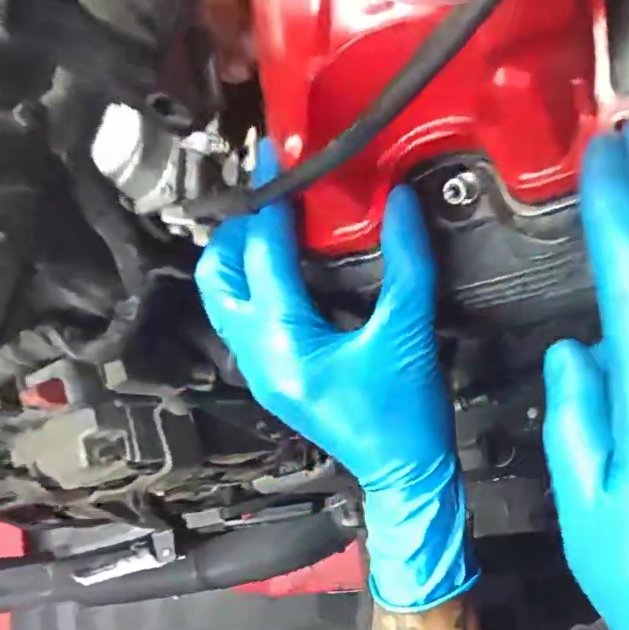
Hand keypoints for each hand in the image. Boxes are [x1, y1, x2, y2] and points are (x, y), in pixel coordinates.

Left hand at [197, 141, 475, 610]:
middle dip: (240, 228)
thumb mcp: (410, 336)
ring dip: (245, 257)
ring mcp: (262, 371)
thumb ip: (408, 266)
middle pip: (219, 275)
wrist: (405, 472)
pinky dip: (261, 285)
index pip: (263, 254)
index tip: (278, 157)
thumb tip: (401, 205)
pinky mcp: (278, 379)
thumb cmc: (405, 416)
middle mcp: (259, 357)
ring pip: (227, 298)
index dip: (271, 201)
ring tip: (278, 228)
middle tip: (273, 198)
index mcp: (284, 344)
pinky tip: (294, 274)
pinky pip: (249, 318)